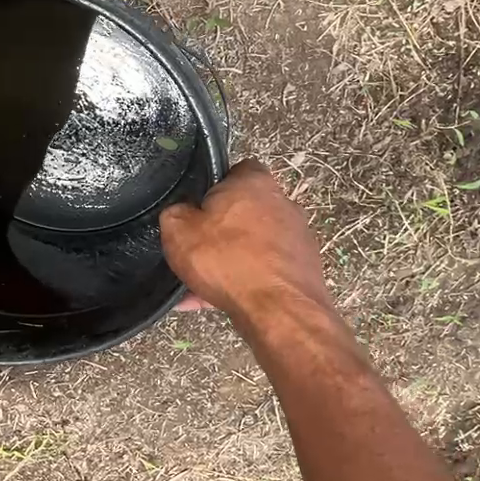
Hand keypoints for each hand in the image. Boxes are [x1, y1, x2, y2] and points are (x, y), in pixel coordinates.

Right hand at [159, 160, 332, 324]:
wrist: (278, 312)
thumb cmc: (226, 259)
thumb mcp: (176, 227)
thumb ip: (176, 211)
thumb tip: (184, 213)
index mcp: (255, 185)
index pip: (239, 168)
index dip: (215, 182)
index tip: (197, 201)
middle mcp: (284, 206)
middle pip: (244, 208)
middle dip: (220, 225)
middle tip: (195, 242)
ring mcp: (298, 240)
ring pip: (251, 242)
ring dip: (229, 256)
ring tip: (199, 281)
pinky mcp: (303, 271)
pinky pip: (261, 269)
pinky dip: (241, 280)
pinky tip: (212, 299)